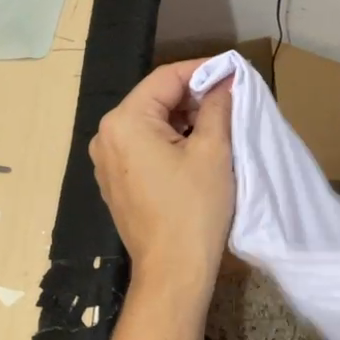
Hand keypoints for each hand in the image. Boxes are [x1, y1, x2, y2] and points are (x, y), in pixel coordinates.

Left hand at [89, 59, 234, 302]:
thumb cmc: (195, 208)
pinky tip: (197, 155)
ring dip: (184, 122)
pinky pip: (144, 149)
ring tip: (220, 128)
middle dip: (193, 98)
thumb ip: (217, 109)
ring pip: (150, 126)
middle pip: (154, 100)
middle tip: (232, 102)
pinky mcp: (116, 183)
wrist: (174, 268)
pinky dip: (171, 143)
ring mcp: (107, 162)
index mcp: (125, 121)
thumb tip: (225, 81)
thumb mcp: (213, 153)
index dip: (202, 71)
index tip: (233, 72)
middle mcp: (106, 136)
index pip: (165, 78)